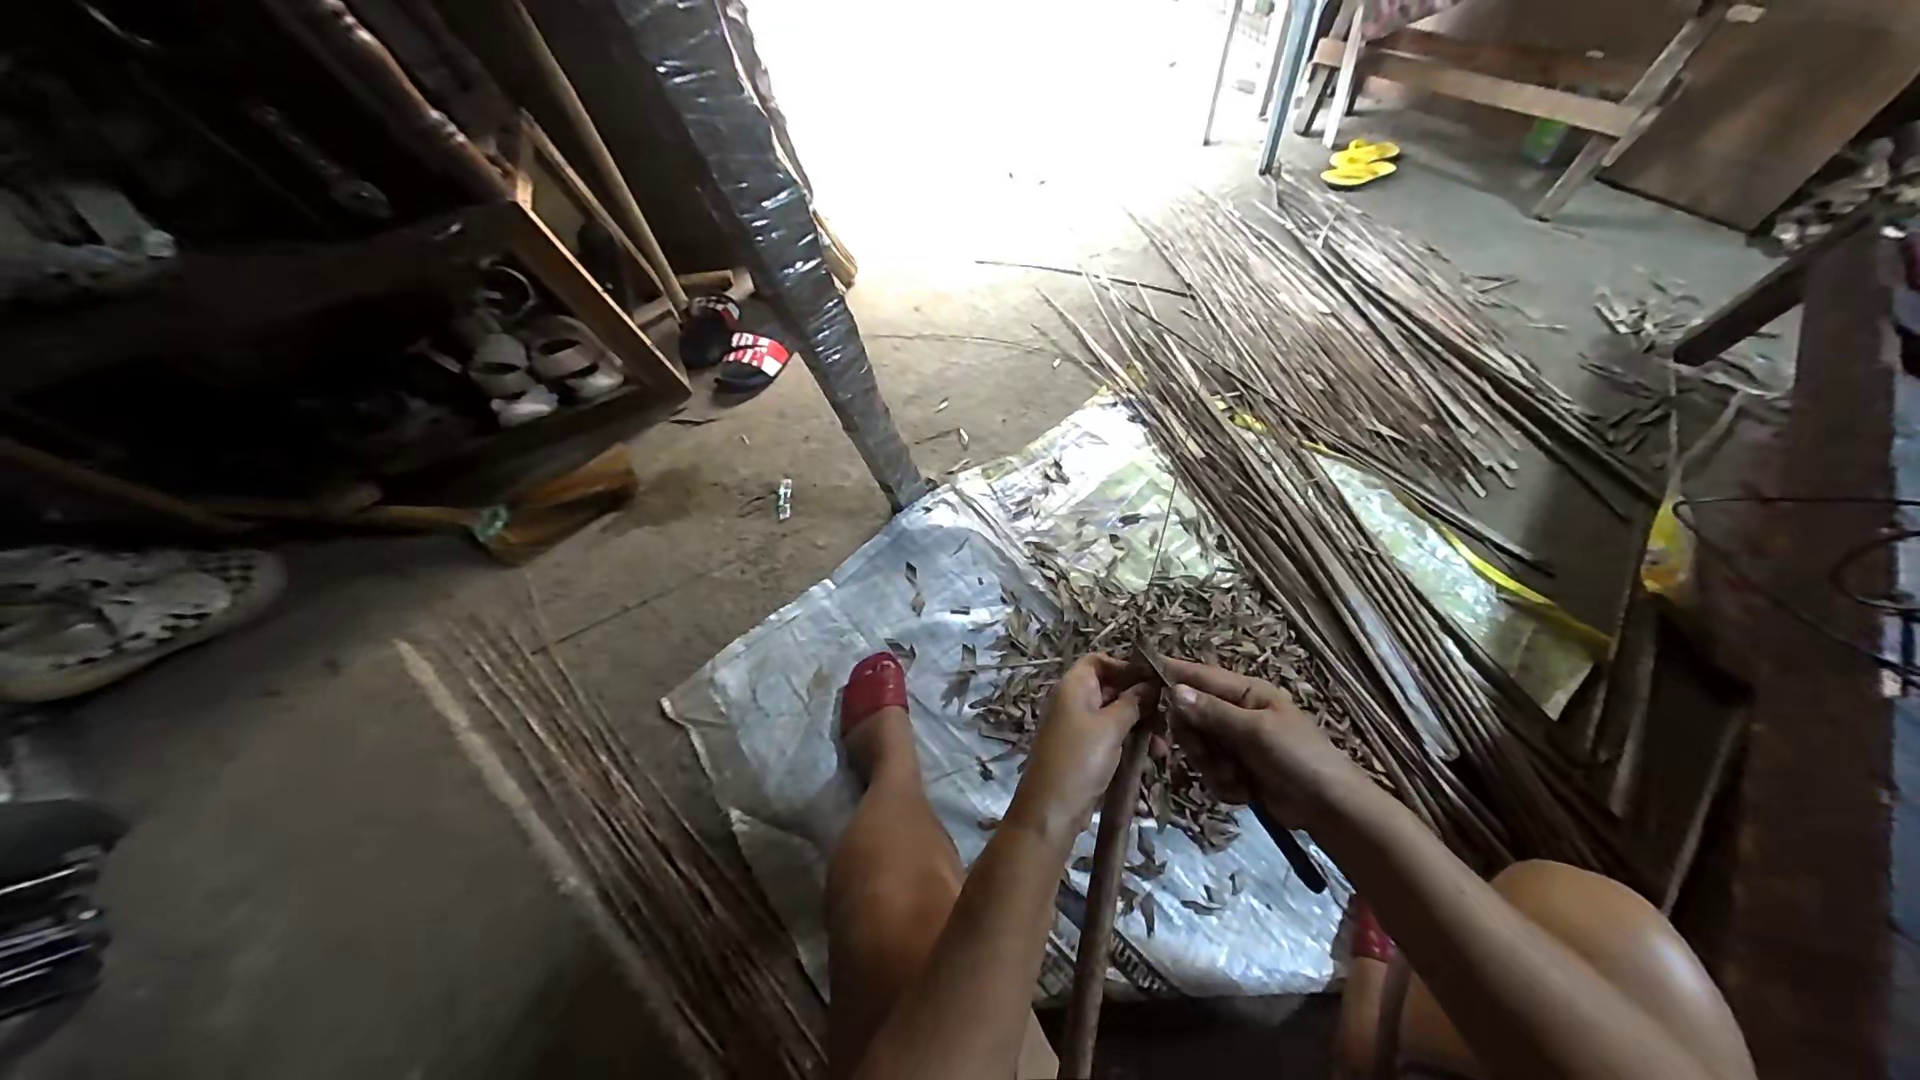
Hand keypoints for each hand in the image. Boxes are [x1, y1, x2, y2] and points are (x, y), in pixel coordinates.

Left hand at [1004, 654, 1155, 844]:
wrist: (1052, 809)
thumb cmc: (1080, 758)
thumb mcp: (1111, 727)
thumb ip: (1133, 702)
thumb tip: (1151, 684)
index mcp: (1073, 686)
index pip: (1099, 660)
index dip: (1126, 667)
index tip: (1155, 681)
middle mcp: (1074, 700)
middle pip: (1111, 688)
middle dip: (1141, 701)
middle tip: (1168, 718)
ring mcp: (1079, 726)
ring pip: (1115, 714)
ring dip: (1141, 725)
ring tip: (1162, 746)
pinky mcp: (1085, 749)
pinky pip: (1112, 736)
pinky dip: (1131, 742)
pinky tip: (1152, 756)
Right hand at [1161, 657, 1359, 827]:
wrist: (1331, 810)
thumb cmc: (1300, 758)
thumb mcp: (1256, 731)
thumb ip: (1213, 712)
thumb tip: (1174, 690)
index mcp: (1246, 692)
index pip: (1199, 675)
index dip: (1171, 673)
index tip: (1141, 672)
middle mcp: (1236, 713)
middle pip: (1189, 716)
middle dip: (1196, 739)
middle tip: (1210, 753)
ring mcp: (1235, 743)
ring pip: (1197, 747)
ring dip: (1212, 766)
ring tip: (1238, 778)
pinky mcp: (1236, 770)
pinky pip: (1209, 772)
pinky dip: (1224, 784)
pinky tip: (1245, 792)